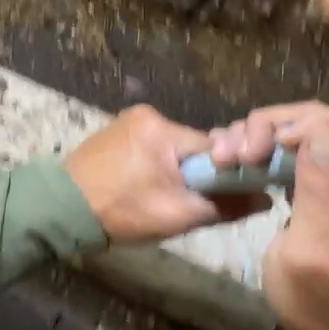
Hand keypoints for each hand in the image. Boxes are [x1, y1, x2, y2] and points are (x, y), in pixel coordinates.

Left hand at [64, 106, 272, 244]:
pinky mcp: (116, 134)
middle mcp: (146, 115)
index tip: (235, 196)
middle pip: (194, 147)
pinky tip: (150, 190)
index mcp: (160, 127)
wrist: (63, 208)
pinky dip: (158, 168)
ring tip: (169, 200)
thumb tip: (265, 198)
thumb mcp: (179, 214)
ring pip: (174, 151)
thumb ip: (226, 205)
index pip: (215, 147)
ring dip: (179, 173)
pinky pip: (153, 150)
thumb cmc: (121, 210)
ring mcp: (128, 122)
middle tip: (195, 204)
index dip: (229, 173)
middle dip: (200, 175)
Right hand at [250, 102, 328, 329]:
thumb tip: (322, 131)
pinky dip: (271, 151)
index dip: (318, 122)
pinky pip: (302, 156)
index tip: (276, 143)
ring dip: (270, 135)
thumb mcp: (311, 253)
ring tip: (235, 156)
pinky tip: (247, 165)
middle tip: (244, 149)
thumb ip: (320, 192)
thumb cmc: (316, 302)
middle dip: (284, 123)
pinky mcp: (326, 199)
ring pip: (314, 136)